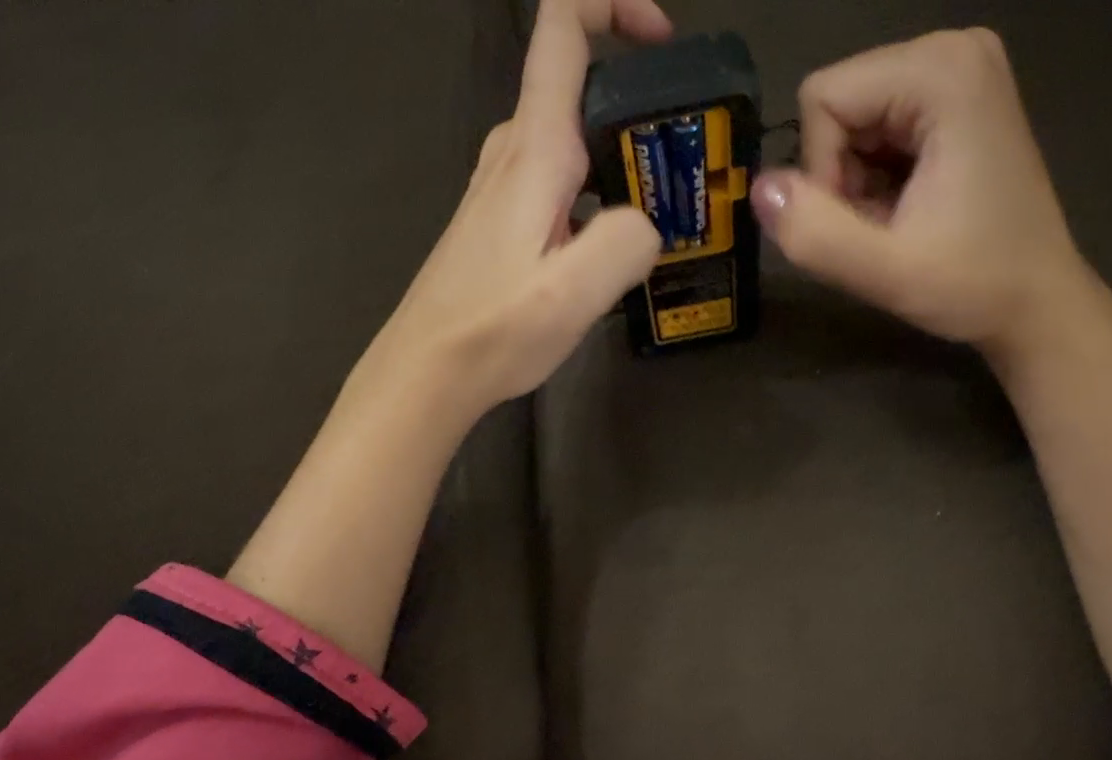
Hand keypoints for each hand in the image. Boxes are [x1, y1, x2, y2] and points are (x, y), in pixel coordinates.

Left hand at [360, 0, 671, 416]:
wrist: (427, 371)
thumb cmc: (494, 330)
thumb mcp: (577, 291)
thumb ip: (628, 240)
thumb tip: (645, 225)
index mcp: (534, 150)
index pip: (562, 27)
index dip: (615, 5)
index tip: (665, 42)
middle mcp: (512, 152)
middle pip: (576, 81)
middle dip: (638, 103)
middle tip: (684, 167)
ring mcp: (501, 185)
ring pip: (570, 137)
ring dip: (620, 157)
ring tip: (659, 215)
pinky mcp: (500, 220)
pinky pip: (558, 179)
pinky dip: (596, 192)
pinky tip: (609, 251)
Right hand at [753, 30, 1092, 354]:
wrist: (1037, 304)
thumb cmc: (974, 287)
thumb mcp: (887, 272)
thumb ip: (815, 233)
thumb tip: (758, 189)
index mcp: (942, 72)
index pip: (822, 99)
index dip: (821, 170)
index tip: (861, 221)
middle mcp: (952, 49)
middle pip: (835, 103)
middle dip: (839, 174)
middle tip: (881, 225)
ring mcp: (958, 69)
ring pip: (848, 119)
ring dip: (854, 181)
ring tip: (897, 220)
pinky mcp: (956, 96)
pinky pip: (874, 127)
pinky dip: (875, 175)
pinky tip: (908, 207)